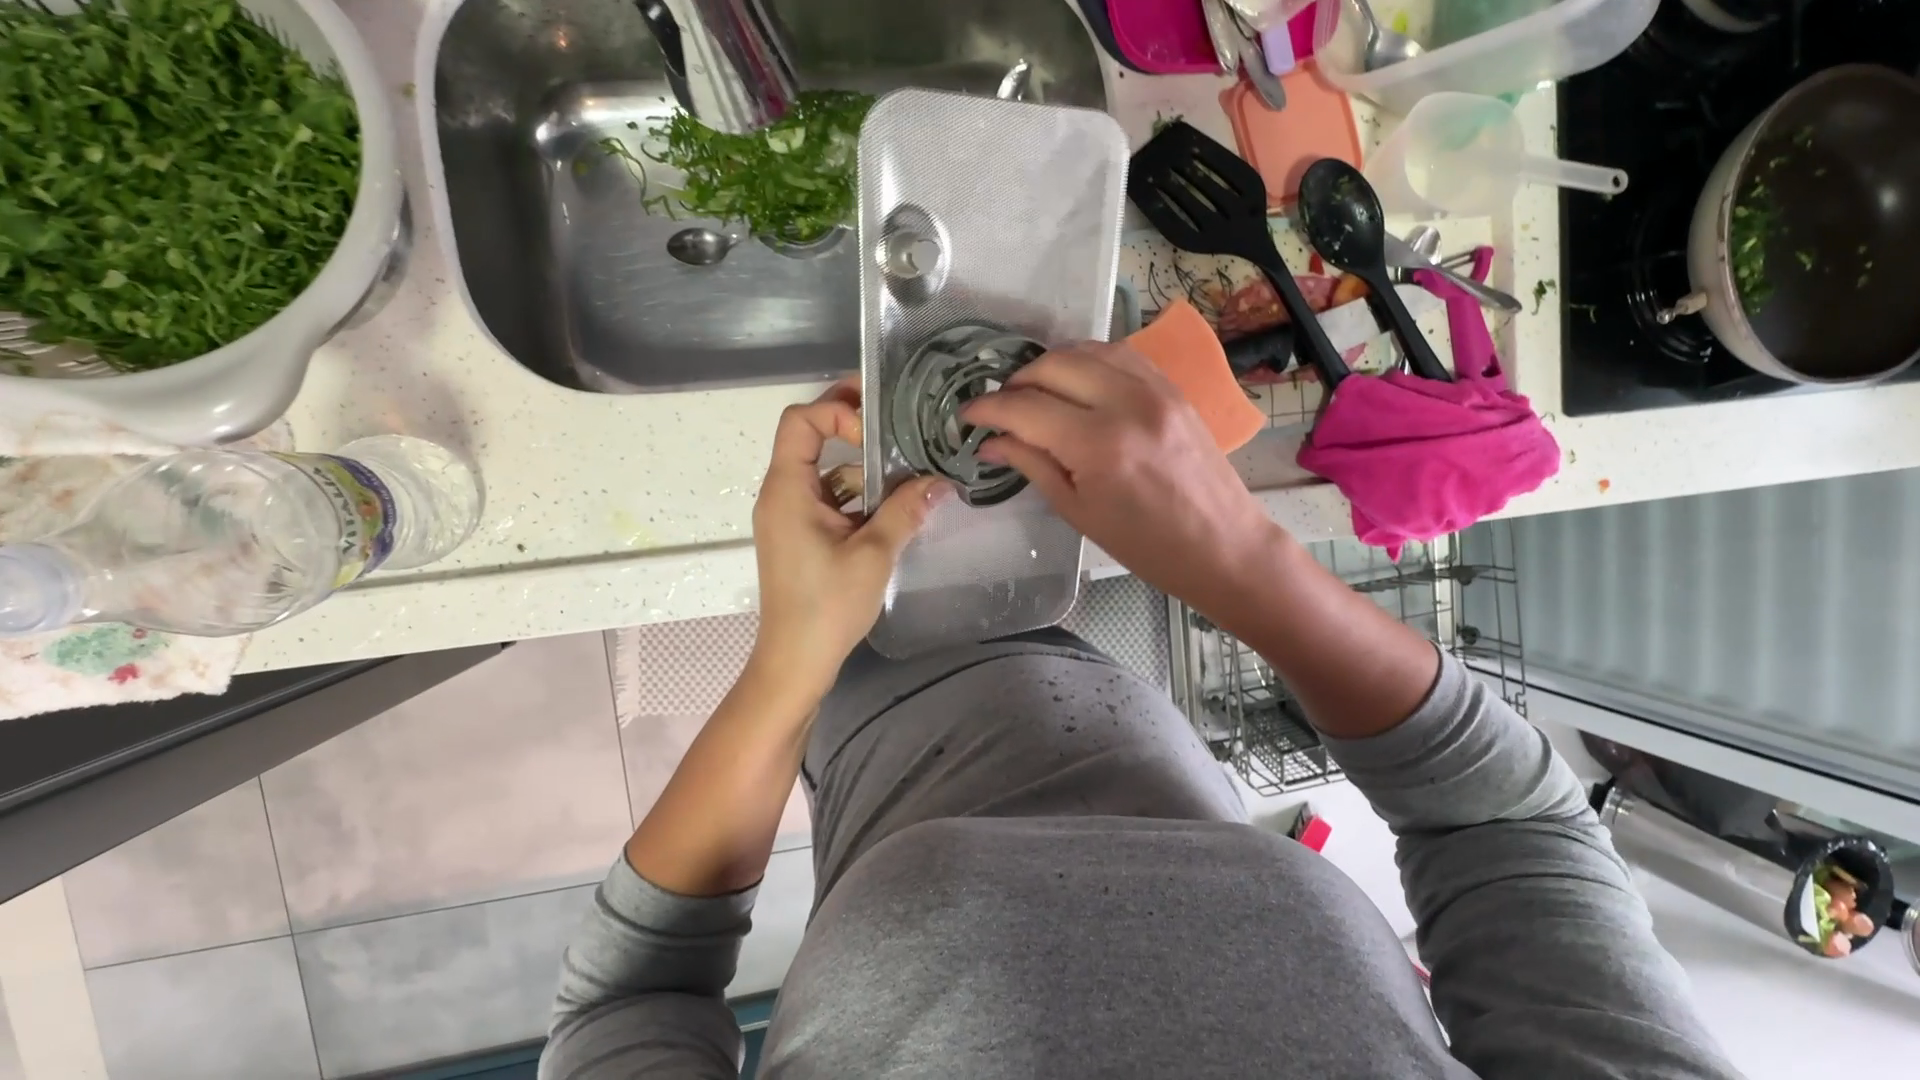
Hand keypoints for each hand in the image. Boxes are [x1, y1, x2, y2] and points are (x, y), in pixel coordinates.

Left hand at [750, 380, 948, 697]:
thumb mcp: (874, 554)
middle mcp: (781, 495)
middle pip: (811, 440)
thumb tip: (940, 480)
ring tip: (908, 478)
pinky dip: (857, 499)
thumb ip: (905, 510)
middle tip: (900, 426)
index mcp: (787, 490)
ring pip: (825, 474)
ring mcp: (789, 517)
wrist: (796, 661)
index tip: (876, 433)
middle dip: (854, 430)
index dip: (837, 412)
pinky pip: (828, 501)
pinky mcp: (800, 537)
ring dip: (863, 472)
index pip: (800, 421)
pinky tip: (892, 512)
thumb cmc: (828, 606)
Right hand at [961, 341, 1279, 617]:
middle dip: (1016, 382)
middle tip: (1001, 408)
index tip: (968, 417)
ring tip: (1033, 392)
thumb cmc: (1145, 545)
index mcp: (1098, 445)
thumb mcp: (1077, 511)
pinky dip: (1088, 360)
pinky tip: (1075, 382)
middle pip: (1053, 365)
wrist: (1222, 545)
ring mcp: (1154, 389)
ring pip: (1086, 349)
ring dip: (1050, 364)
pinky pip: (1120, 353)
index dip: (988, 409)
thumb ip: (1032, 464)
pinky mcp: (1172, 387)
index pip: (1025, 408)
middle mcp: (1126, 403)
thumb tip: (990, 443)